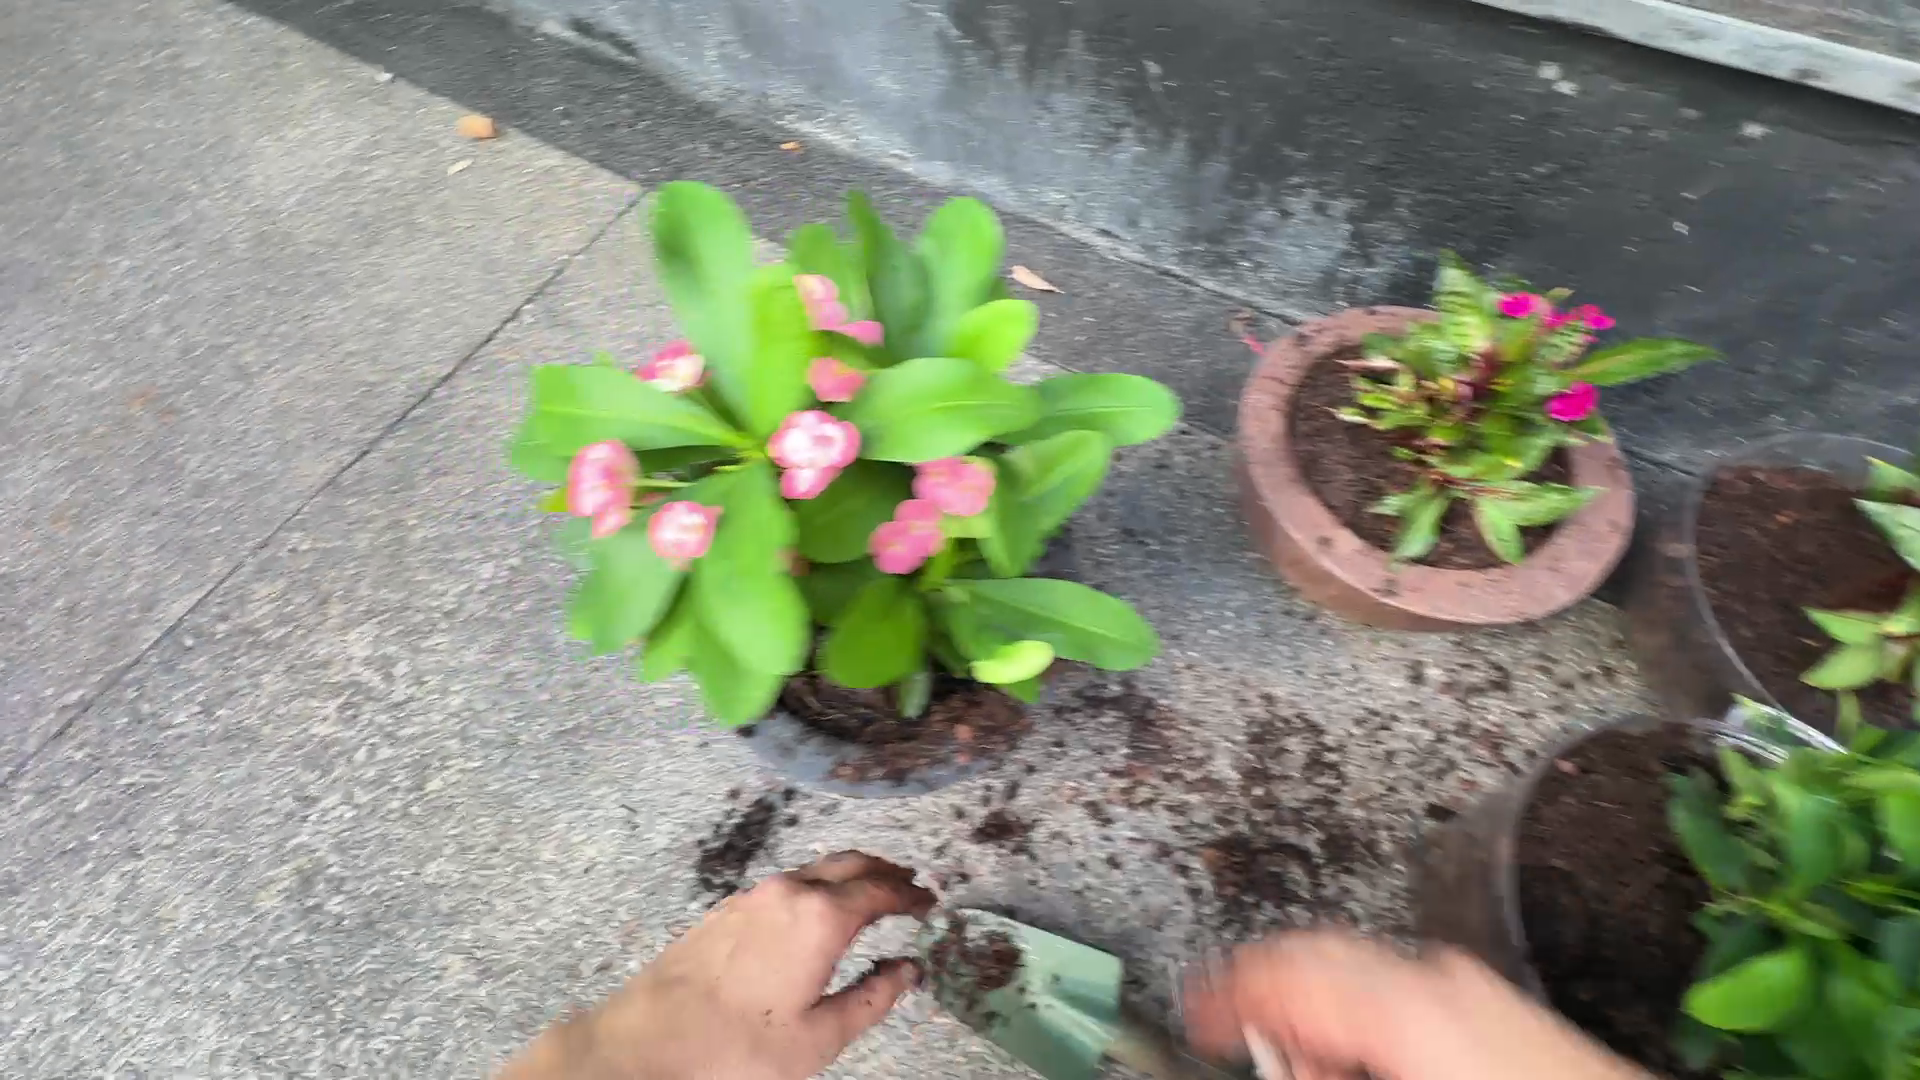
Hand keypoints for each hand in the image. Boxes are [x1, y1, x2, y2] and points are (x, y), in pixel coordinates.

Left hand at [499, 852, 933, 1079]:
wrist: (643, 1044)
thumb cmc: (738, 1048)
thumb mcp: (817, 1039)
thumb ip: (872, 998)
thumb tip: (910, 969)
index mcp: (822, 917)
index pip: (882, 891)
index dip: (911, 894)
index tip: (931, 901)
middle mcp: (794, 889)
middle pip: (852, 863)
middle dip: (886, 871)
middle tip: (909, 886)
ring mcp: (759, 892)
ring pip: (820, 867)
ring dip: (853, 875)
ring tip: (872, 894)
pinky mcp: (732, 904)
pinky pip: (793, 880)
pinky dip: (822, 884)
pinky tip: (820, 909)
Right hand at [1183, 931, 1651, 1079]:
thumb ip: (1315, 1070)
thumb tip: (1274, 1060)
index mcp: (1403, 1006)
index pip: (1283, 972)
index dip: (1226, 990)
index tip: (1193, 1014)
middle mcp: (1428, 976)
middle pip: (1311, 955)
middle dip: (1265, 994)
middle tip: (1241, 1039)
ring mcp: (1461, 983)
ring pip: (1348, 966)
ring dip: (1312, 1008)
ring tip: (1311, 1065)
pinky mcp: (1484, 1002)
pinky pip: (1391, 985)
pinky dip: (1355, 1013)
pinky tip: (1363, 1059)